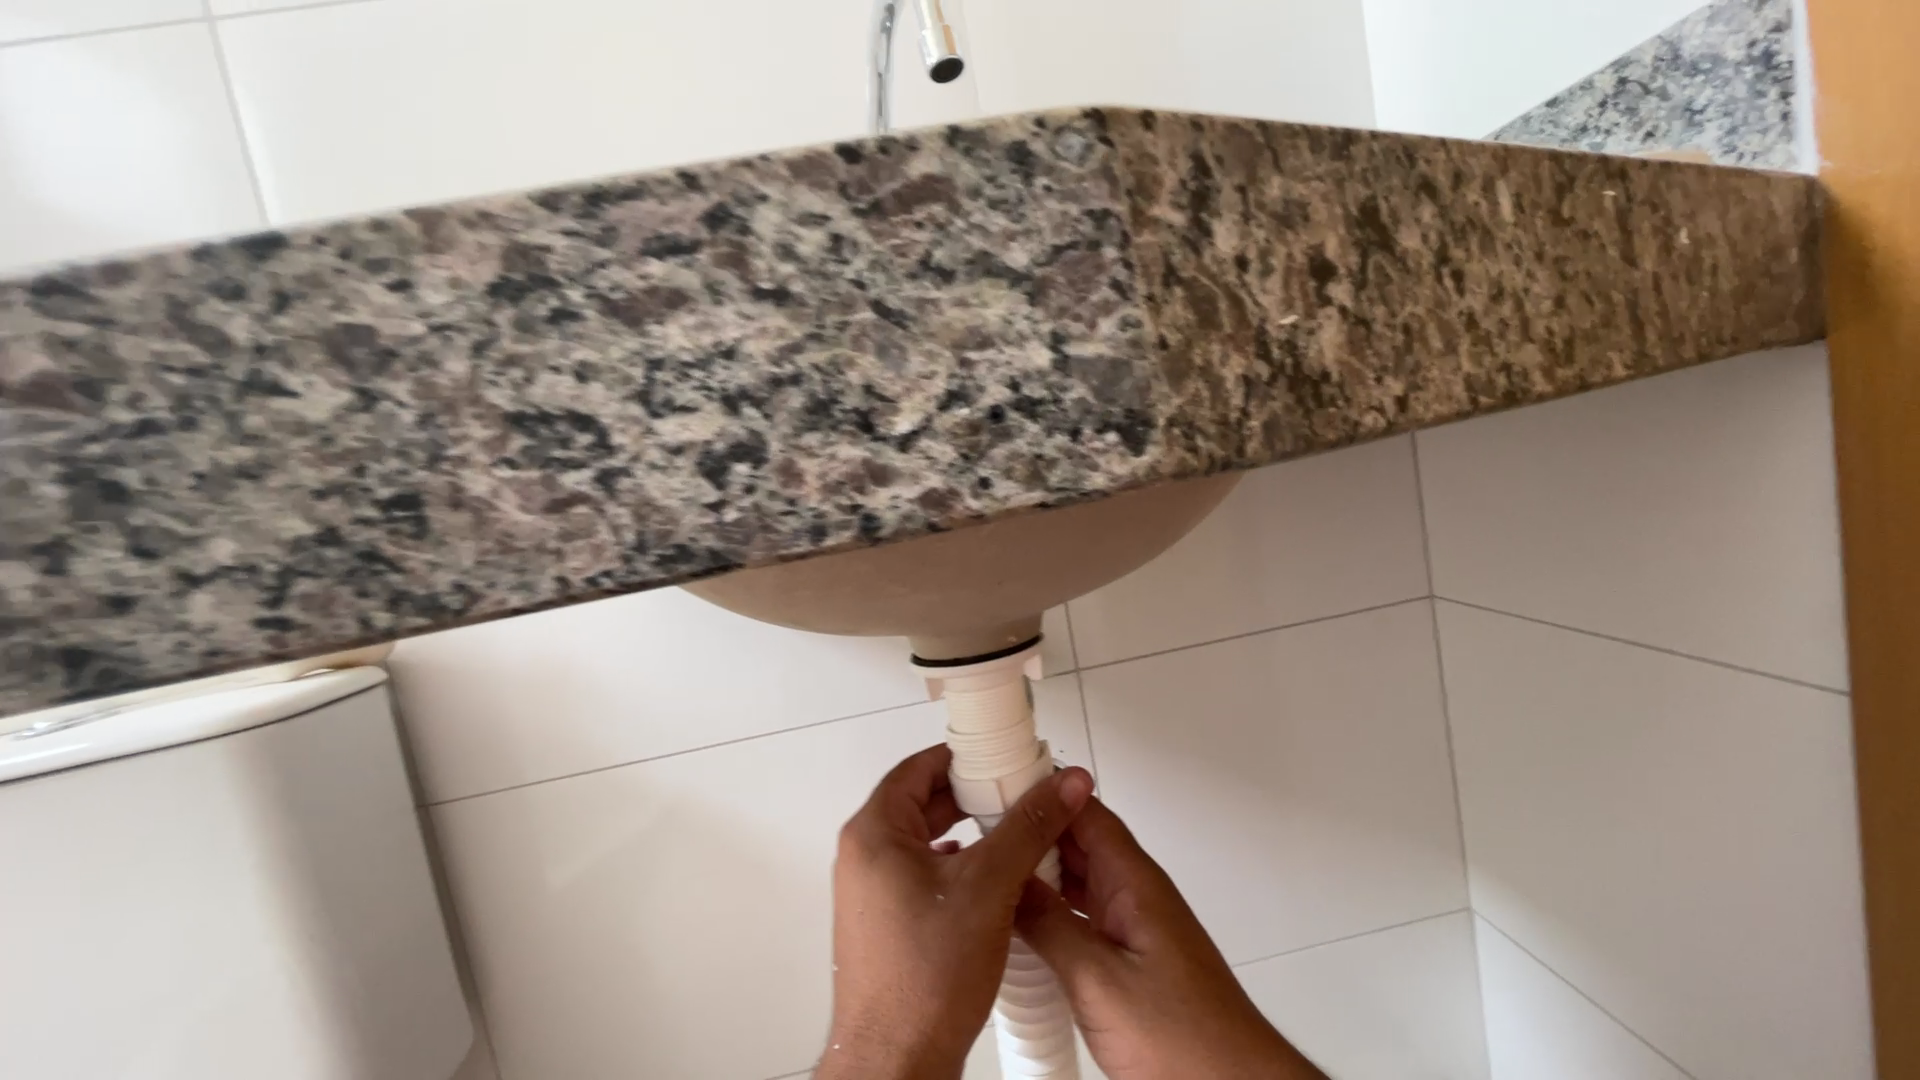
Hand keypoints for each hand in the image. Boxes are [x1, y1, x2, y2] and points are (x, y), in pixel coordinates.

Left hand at [819, 744, 1094, 1079]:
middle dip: (970, 794)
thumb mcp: (989, 887)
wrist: (897, 1061)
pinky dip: (957, 864)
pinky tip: (989, 878)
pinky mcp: (887, 923)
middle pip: (921, 802)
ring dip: (967, 830)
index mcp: (873, 834)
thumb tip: (1064, 784)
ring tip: (1010, 831)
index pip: (916, 769)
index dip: (961, 757)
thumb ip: (1029, 827)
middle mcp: (864, 858)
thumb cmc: (925, 978)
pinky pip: (924, 873)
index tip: (999, 756)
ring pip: (925, 840)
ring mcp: (872, 893)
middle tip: (1014, 791)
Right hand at [1014, 796, 1327, 1079]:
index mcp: (1133, 881)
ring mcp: (1130, 922)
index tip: (998, 783)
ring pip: (1076, 876)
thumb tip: (1007, 884)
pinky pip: (1081, 911)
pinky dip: (1049, 906)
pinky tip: (1020, 919)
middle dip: (1031, 829)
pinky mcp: (1126, 953)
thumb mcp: (1098, 979)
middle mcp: (1133, 892)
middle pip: (1077, 839)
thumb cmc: (1183, 1039)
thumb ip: (1050, 925)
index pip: (1084, 811)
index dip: (1043, 792)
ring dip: (1037, 869)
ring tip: (988, 866)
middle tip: (978, 828)